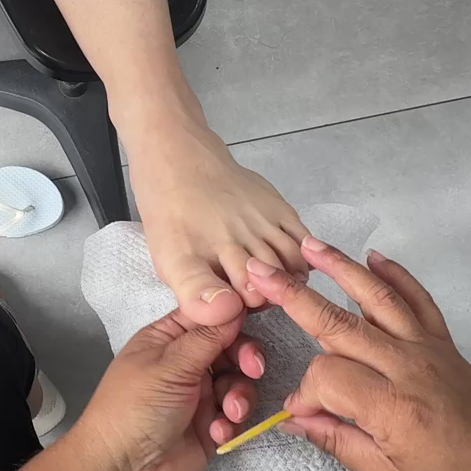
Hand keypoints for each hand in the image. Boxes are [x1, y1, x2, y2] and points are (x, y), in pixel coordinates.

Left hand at [67, 309, 267, 470]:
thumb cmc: (135, 408)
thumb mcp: (170, 365)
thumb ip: (207, 336)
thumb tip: (234, 301)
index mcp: (167, 339)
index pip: (207, 315)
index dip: (233, 313)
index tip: (262, 313)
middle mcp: (185, 363)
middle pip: (230, 347)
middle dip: (245, 357)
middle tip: (253, 369)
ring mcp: (198, 395)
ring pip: (238, 382)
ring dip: (239, 395)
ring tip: (229, 412)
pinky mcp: (210, 426)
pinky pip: (235, 415)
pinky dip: (231, 423)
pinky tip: (216, 434)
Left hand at [124, 119, 310, 325]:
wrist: (181, 160)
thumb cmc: (171, 215)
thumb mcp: (168, 258)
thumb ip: (194, 292)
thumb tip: (229, 311)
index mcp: (206, 254)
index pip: (242, 297)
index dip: (244, 307)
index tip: (238, 303)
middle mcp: (237, 236)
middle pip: (272, 281)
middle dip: (268, 296)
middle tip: (257, 295)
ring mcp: (261, 219)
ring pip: (291, 260)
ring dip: (288, 278)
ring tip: (276, 284)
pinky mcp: (276, 205)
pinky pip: (301, 237)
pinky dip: (303, 255)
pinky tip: (293, 264)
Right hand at [246, 239, 470, 470]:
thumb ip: (338, 440)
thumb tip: (294, 417)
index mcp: (393, 408)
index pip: (326, 377)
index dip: (304, 393)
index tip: (301, 414)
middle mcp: (410, 367)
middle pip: (340, 323)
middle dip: (294, 294)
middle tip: (260, 270)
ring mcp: (431, 351)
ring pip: (379, 299)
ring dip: (342, 268)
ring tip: (310, 245)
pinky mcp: (447, 346)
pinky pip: (420, 302)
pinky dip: (398, 276)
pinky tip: (376, 258)